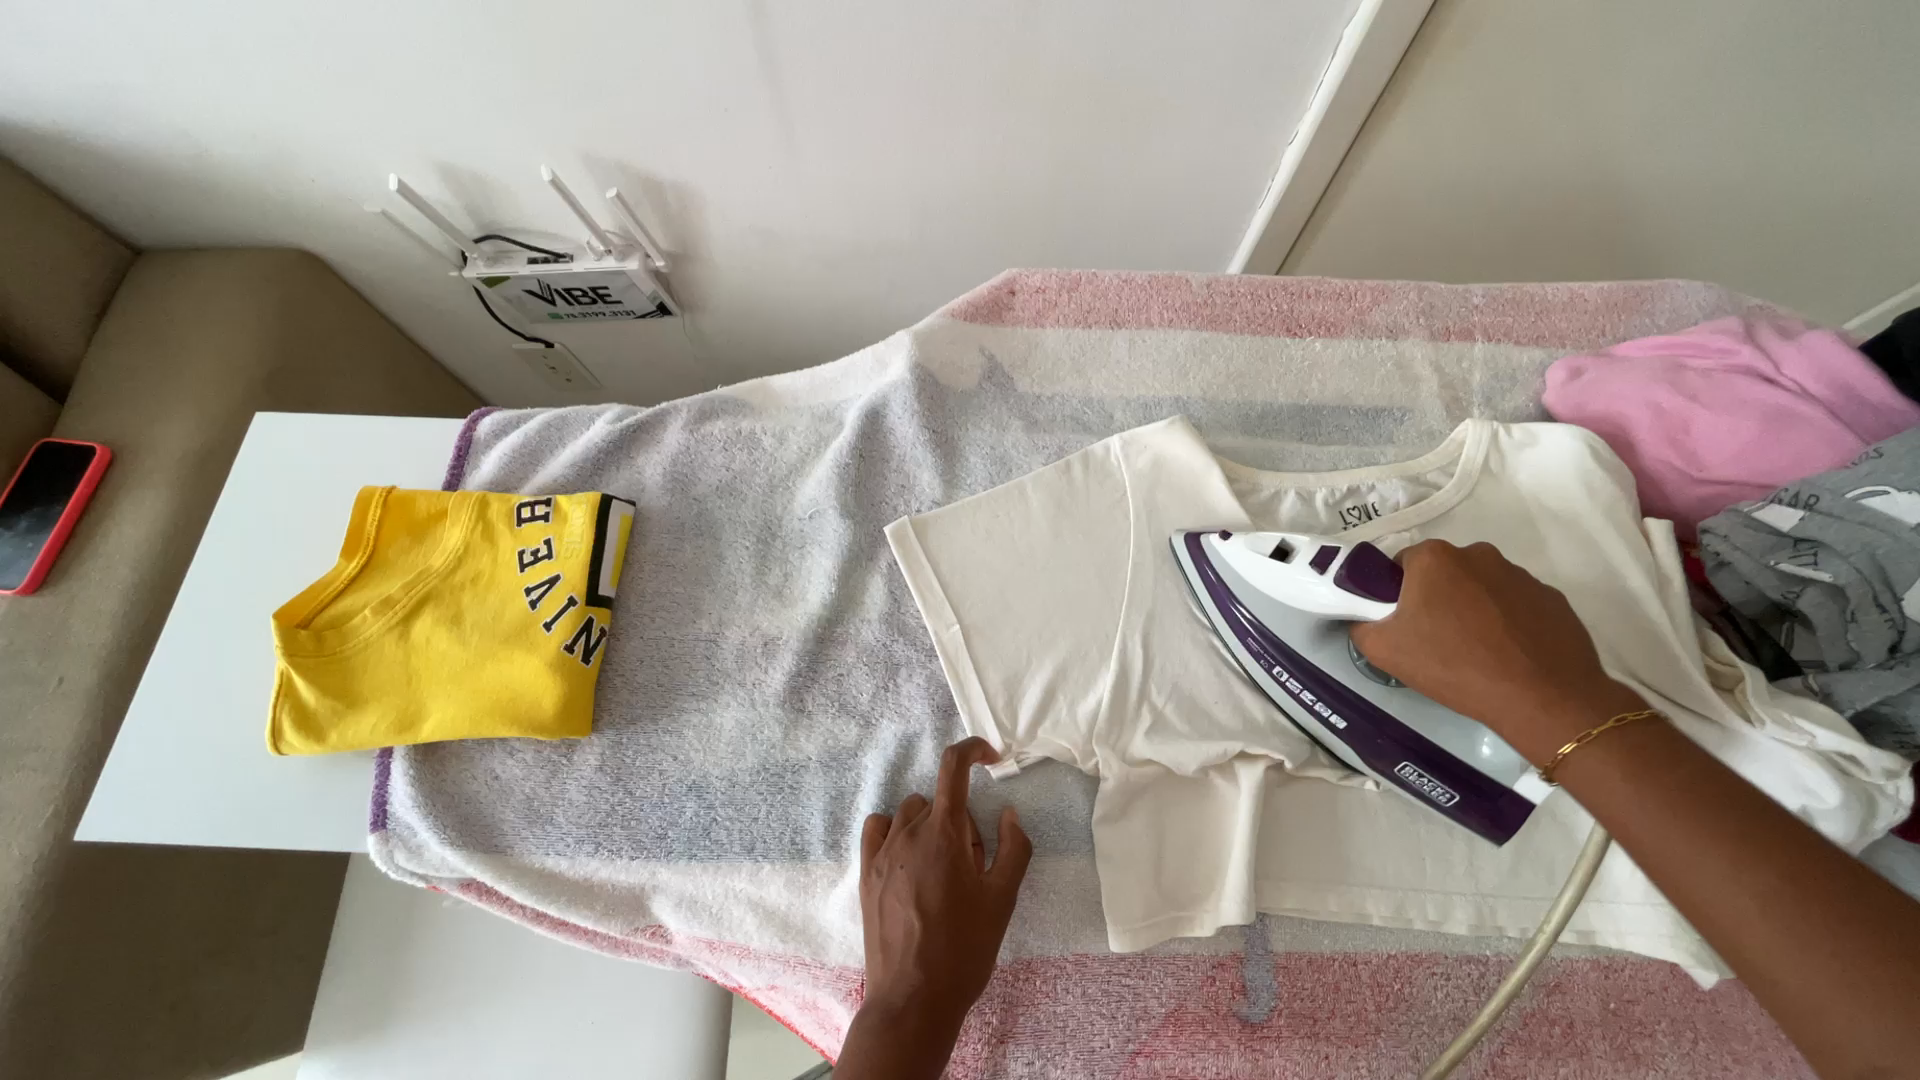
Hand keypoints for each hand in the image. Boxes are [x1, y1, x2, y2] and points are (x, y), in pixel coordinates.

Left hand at [839, 737, 1031, 1076]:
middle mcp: (910, 832)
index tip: (992, 758)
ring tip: (941, 871)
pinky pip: (879, 828)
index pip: (953, 766)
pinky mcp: (866, 872)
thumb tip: (1008, 813)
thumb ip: (1013, 847)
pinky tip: (908, 861)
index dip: (974, 749)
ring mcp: (882, 851)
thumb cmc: (964, 949)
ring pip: (909, 813)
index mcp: (946, 833)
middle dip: (961, 821)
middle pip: (939, 801)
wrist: (913, 998)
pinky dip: (896, 831)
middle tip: (973, 866)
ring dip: (930, 826)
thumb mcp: (1003, 900)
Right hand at [1348, 539, 1645, 764]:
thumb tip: (1366, 617)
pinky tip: (1506, 654)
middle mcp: (1478, 554)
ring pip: (1480, 587)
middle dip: (1435, 597)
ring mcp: (1520, 574)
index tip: (1400, 622)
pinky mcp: (1552, 598)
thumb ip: (1360, 624)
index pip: (1400, 565)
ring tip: (1474, 650)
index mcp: (1434, 558)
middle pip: (1442, 573)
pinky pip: (1515, 604)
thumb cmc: (1453, 666)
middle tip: (1433, 638)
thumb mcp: (1382, 649)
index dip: (1394, 593)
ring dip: (1471, 609)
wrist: (1542, 699)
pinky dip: (1506, 622)